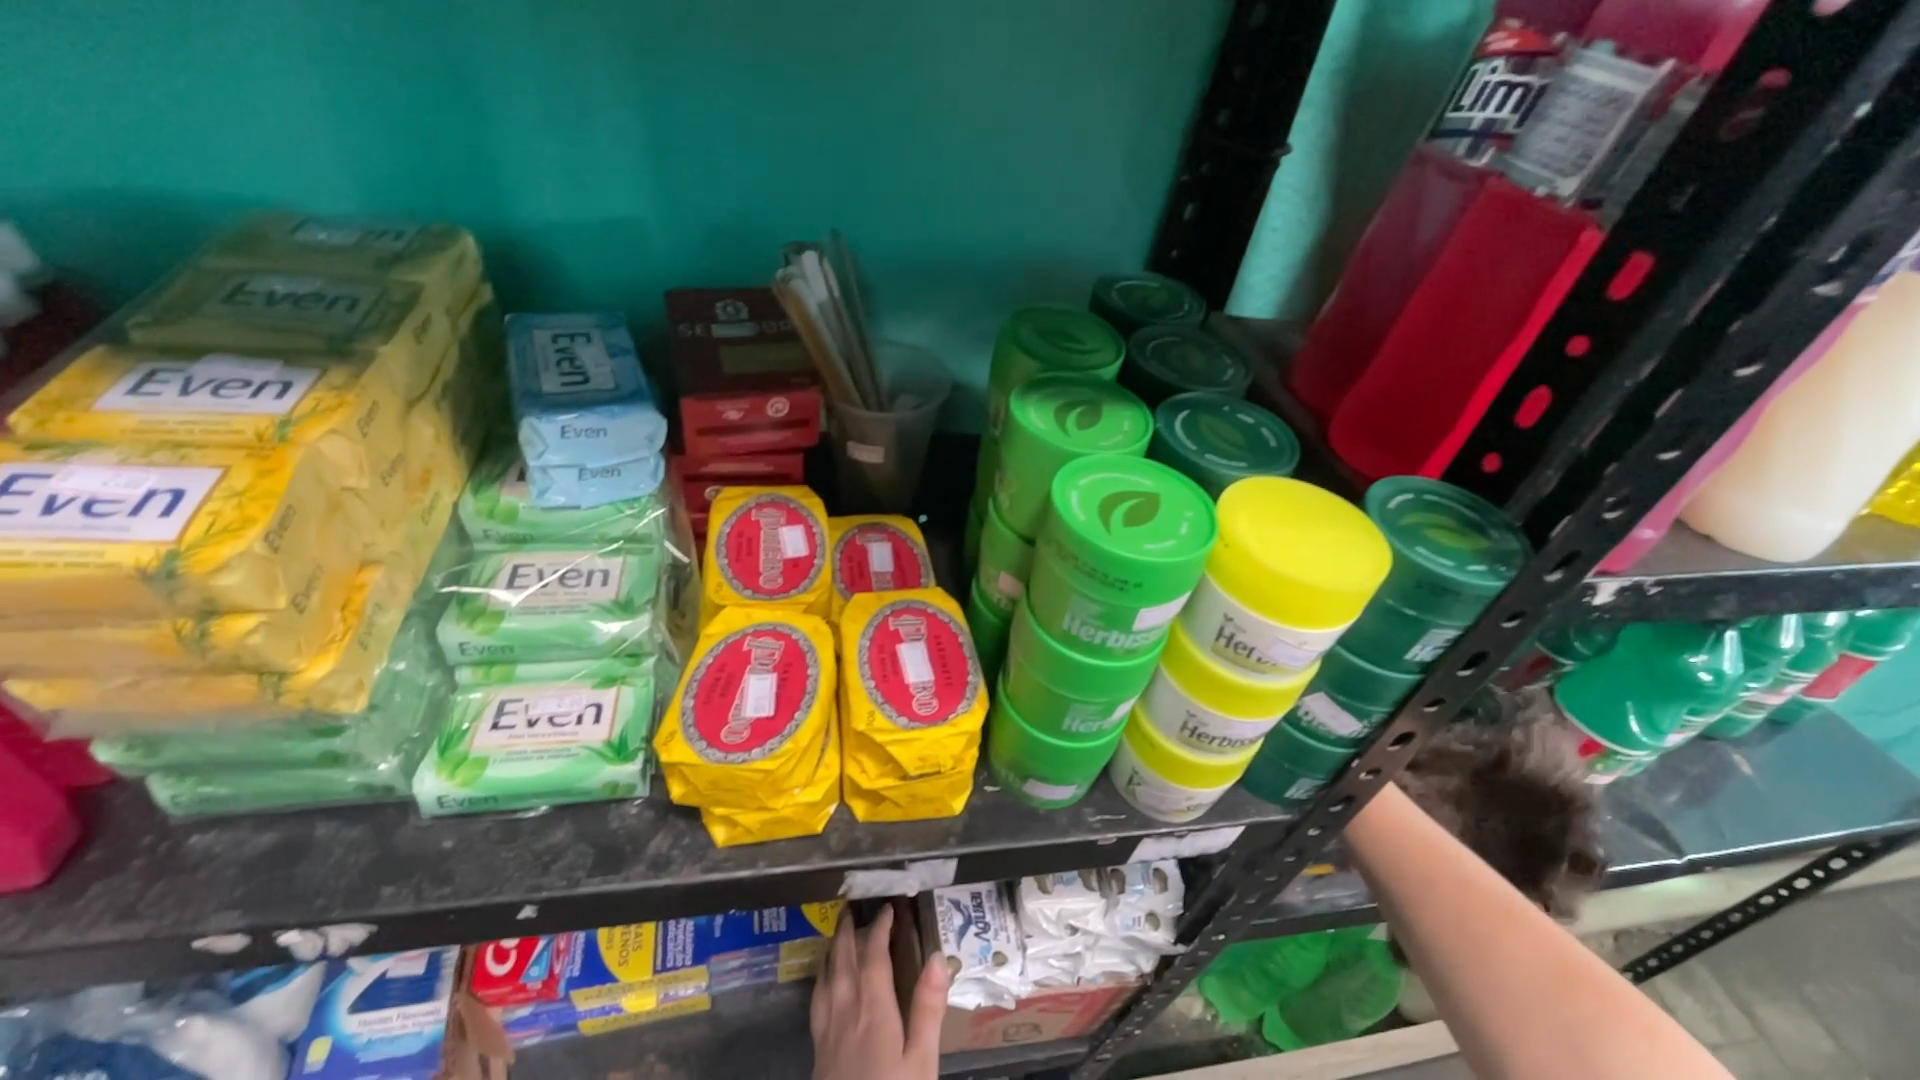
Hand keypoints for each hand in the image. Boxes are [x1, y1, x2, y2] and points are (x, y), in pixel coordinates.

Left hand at [811, 905, 949, 1079]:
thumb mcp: (922, 1059)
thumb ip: (928, 1008)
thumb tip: (936, 957)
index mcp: (874, 1009)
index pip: (874, 957)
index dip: (880, 928)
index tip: (888, 908)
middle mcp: (845, 1011)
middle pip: (843, 961)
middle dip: (848, 932)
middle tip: (851, 908)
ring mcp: (827, 1031)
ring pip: (825, 978)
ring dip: (832, 951)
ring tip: (837, 936)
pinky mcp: (817, 1049)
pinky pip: (816, 1001)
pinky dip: (821, 979)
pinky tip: (824, 984)